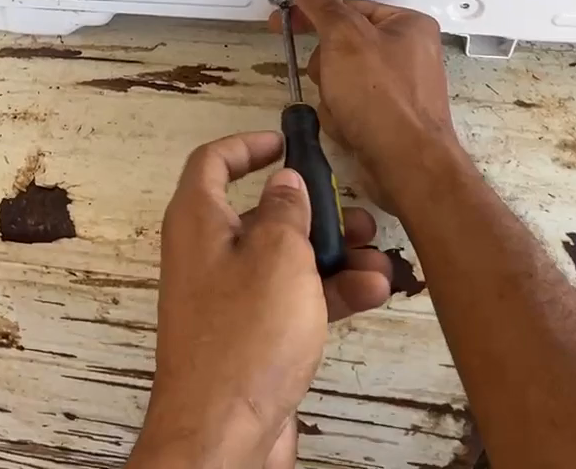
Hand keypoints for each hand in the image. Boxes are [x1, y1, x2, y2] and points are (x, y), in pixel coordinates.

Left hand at [130, 132, 392, 468]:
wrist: (224, 433)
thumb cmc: (246, 332)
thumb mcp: (277, 254)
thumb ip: (286, 210)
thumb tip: (285, 183)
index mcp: (198, 220)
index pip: (213, 161)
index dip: (248, 144)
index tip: (285, 141)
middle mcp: (208, 252)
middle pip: (262, 212)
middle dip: (312, 208)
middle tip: (354, 208)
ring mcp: (229, 296)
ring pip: (284, 258)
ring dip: (331, 252)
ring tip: (376, 250)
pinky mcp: (251, 334)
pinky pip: (292, 298)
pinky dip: (327, 291)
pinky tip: (372, 289)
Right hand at [271, 0, 458, 211]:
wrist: (405, 166)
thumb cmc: (385, 102)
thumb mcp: (343, 38)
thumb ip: (321, 5)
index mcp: (407, 25)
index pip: (348, 4)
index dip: (314, 10)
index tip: (289, 14)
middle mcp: (408, 53)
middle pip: (341, 42)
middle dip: (326, 63)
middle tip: (326, 73)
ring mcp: (398, 86)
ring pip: (339, 75)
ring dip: (330, 91)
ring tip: (342, 102)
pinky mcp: (387, 116)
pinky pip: (347, 103)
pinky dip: (339, 112)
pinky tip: (348, 122)